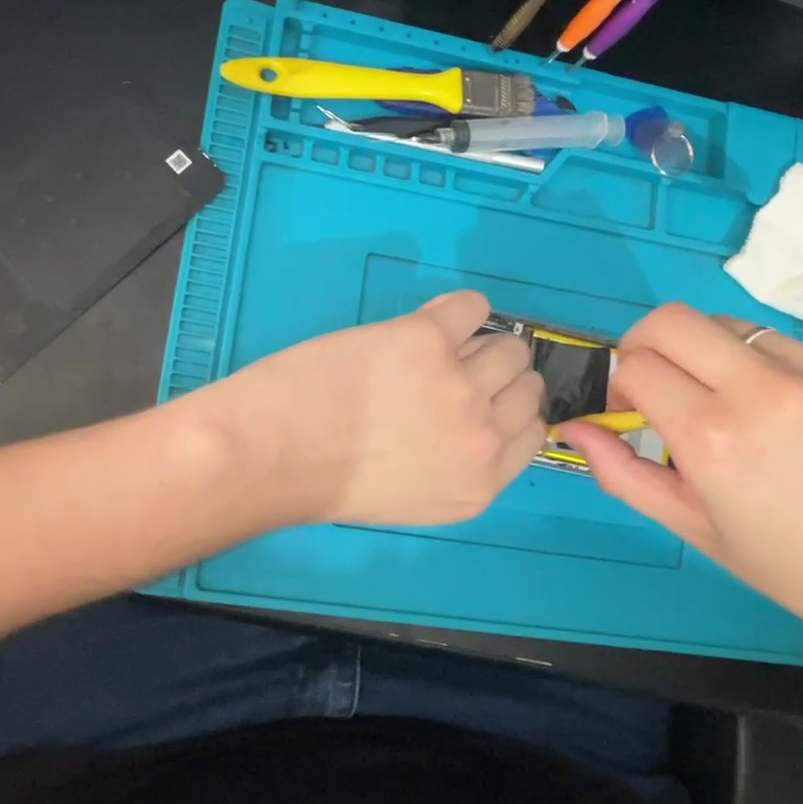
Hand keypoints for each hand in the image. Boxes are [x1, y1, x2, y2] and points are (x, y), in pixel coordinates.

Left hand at [215, 290, 545, 526]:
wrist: (271, 453)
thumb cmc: (323, 481)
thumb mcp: (410, 496)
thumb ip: (454, 465)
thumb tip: (471, 418)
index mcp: (479, 484)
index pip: (532, 433)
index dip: (508, 409)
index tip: (485, 398)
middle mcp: (483, 436)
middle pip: (524, 384)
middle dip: (496, 376)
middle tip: (454, 371)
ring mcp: (459, 383)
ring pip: (506, 346)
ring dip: (479, 342)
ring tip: (435, 348)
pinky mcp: (427, 338)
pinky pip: (471, 306)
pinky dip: (460, 308)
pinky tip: (434, 319)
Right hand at [558, 304, 802, 674]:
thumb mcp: (701, 532)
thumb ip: (624, 473)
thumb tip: (573, 427)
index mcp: (716, 437)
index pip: (635, 362)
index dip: (621, 383)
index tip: (635, 410)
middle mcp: (769, 386)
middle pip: (673, 318)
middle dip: (649, 344)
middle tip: (665, 385)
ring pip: (739, 331)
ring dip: (724, 362)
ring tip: (759, 418)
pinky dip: (792, 374)